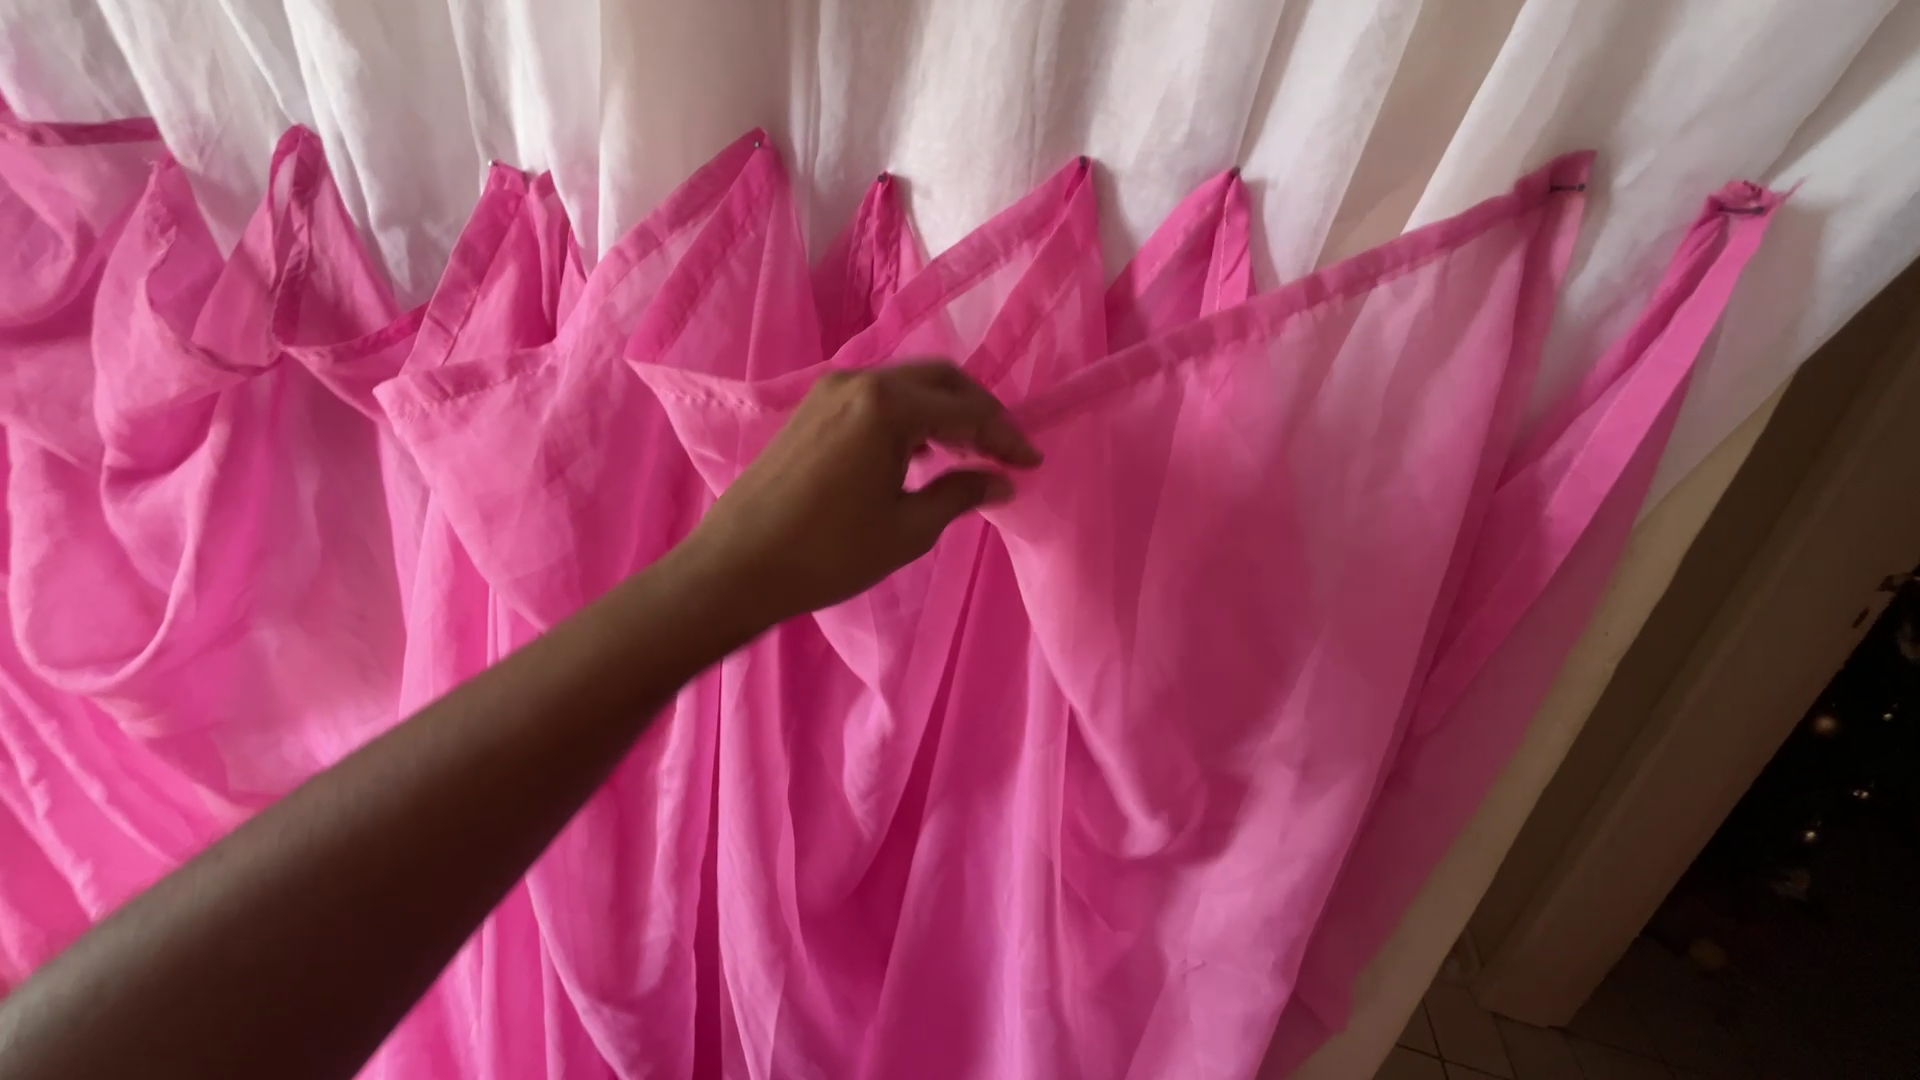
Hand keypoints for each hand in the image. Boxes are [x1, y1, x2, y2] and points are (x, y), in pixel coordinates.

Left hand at [682, 361, 1041, 626]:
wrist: (738, 566)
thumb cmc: (830, 553)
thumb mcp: (908, 528)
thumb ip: (961, 494)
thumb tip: (1001, 482)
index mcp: (888, 406)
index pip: (967, 411)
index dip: (1006, 437)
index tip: (1032, 464)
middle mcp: (860, 382)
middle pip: (940, 381)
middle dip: (980, 412)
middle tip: (1005, 451)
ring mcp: (830, 391)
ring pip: (907, 386)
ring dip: (944, 412)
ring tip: (968, 453)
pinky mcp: (812, 409)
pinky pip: (877, 399)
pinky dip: (909, 417)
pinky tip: (920, 452)